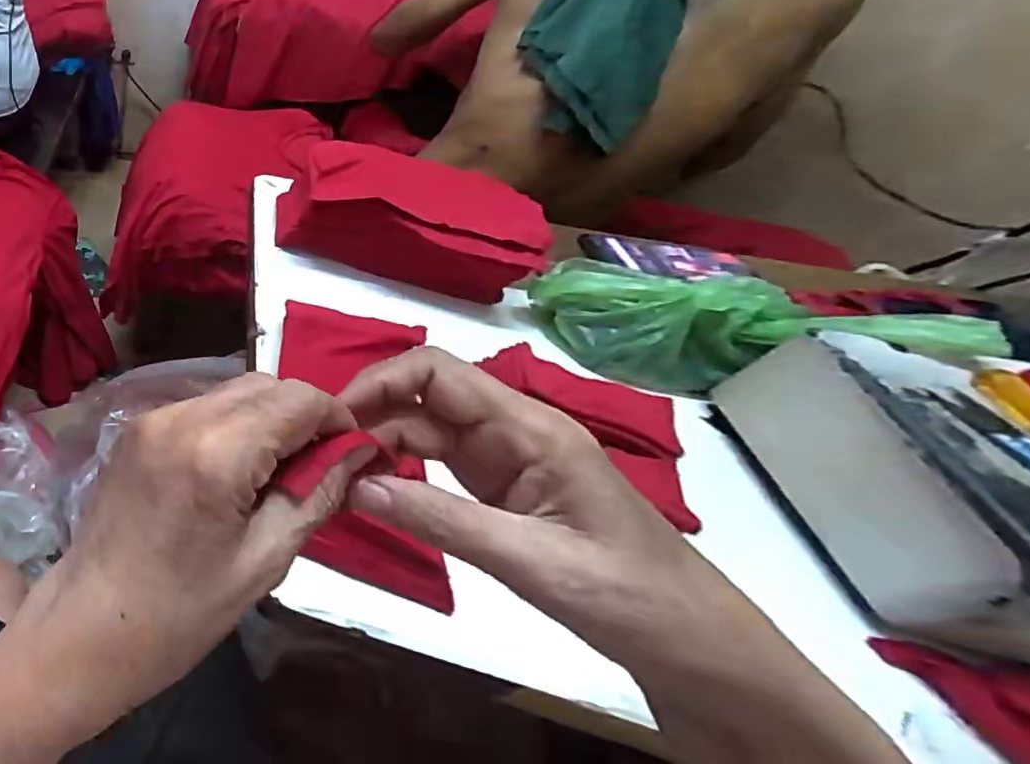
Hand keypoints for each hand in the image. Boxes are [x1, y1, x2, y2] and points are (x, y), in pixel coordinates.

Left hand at [0, 375, 369, 763]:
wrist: (87, 624)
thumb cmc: (180, 611)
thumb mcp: (263, 561)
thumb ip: (315, 494)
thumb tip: (357, 453)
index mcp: (215, 450)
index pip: (297, 399)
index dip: (336, 416)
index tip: (352, 450)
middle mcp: (181, 415)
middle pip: (265, 383)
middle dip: (303, 413)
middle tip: (319, 463)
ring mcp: (154, 414)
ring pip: (234, 388)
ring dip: (268, 415)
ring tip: (278, 468)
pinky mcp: (138, 424)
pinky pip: (203, 404)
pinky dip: (234, 421)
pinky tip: (236, 466)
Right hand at [340, 347, 770, 673]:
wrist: (704, 659)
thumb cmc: (634, 600)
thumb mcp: (533, 562)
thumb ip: (440, 519)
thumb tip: (356, 485)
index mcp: (528, 427)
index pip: (437, 372)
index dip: (381, 381)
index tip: (337, 417)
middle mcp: (511, 431)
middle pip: (423, 399)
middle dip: (371, 418)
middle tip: (325, 458)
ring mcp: (504, 461)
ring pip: (424, 432)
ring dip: (380, 447)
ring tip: (338, 477)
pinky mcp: (499, 492)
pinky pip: (437, 467)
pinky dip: (401, 474)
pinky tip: (374, 491)